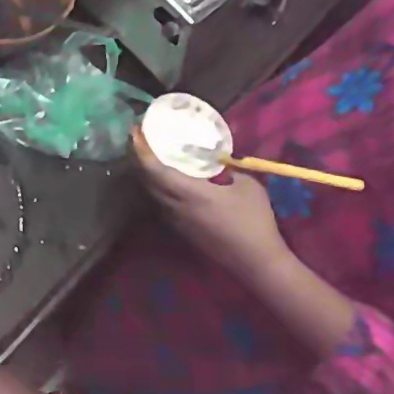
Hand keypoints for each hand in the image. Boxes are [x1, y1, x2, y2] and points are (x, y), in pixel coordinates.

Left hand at [133, 127, 290, 276]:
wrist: (257, 262)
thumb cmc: (254, 220)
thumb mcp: (247, 184)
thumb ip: (230, 167)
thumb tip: (220, 157)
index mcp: (189, 194)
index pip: (155, 170)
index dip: (142, 150)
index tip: (135, 131)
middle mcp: (176, 208)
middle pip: (148, 181)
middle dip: (141, 159)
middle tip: (141, 139)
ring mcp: (179, 222)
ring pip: (155, 194)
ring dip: (149, 175)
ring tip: (152, 156)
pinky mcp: (185, 232)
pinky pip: (164, 204)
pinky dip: (161, 188)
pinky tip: (171, 181)